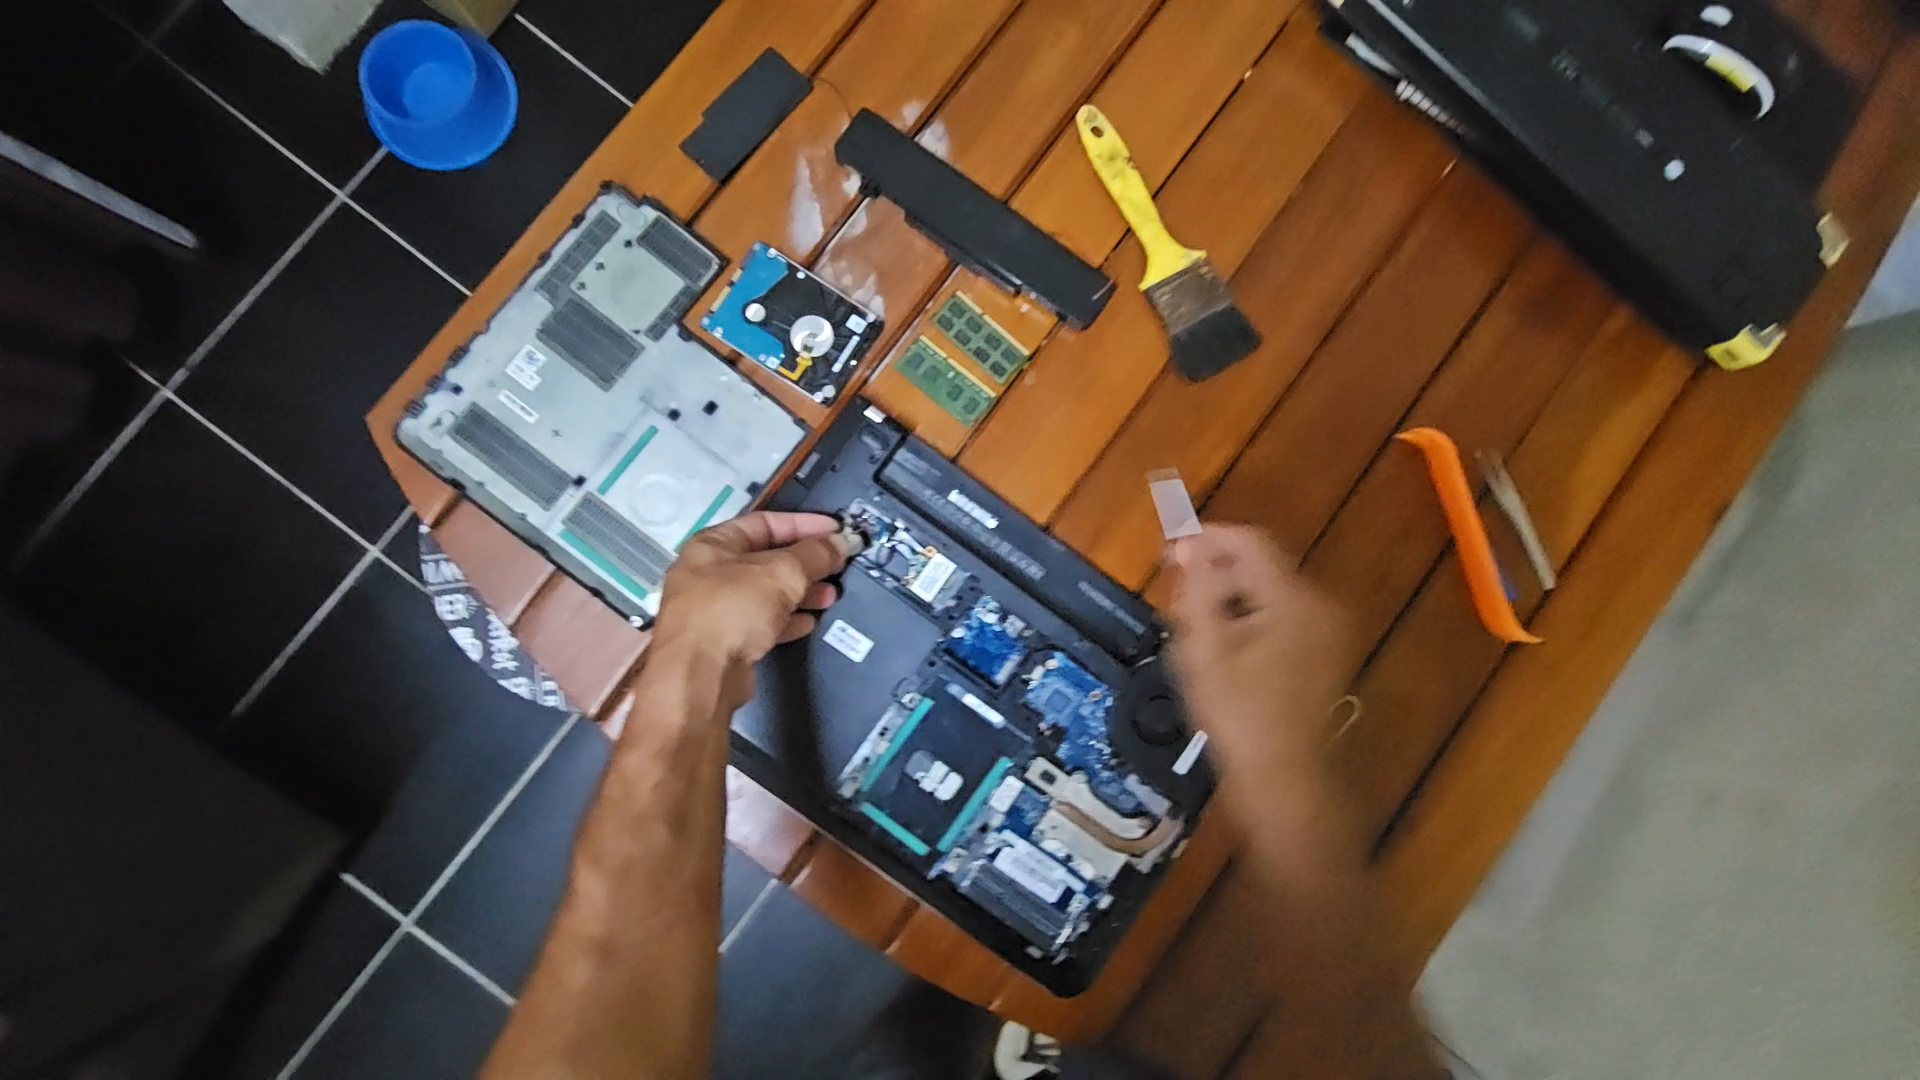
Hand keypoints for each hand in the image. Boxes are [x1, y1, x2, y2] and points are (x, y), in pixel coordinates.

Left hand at [653, 511, 854, 668]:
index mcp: (713, 544)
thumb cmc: (734, 610)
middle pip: (767, 559)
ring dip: (801, 593)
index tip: (836, 531)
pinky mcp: (723, 642)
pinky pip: (761, 622)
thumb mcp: (782, 573)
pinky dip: (786, 620)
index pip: (765, 523)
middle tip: (837, 567)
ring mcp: (714, 610)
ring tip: (830, 597)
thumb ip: (815, 555)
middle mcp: (708, 573)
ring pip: (766, 593)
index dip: (804, 524)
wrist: (698, 677)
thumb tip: (842, 542)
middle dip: (806, 563)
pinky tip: (807, 623)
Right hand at [1164, 525, 1352, 779]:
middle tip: (1177, 593)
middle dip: (1215, 571)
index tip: (1170, 551)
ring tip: (1194, 623)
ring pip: (1269, 591)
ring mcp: (1327, 631)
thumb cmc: (1238, 716)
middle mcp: (1320, 607)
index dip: (1207, 538)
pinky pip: (1281, 616)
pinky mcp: (1324, 653)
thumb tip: (1188, 546)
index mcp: (1294, 601)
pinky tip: (1223, 645)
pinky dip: (1249, 617)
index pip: (1249, 542)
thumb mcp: (1204, 649)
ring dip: (1229, 595)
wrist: (1284, 780)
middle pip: (1260, 565)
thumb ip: (1197, 589)